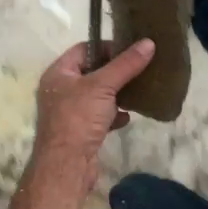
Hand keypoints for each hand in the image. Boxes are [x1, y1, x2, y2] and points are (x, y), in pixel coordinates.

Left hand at [27, 40, 154, 187]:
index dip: (106, 47)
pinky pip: (100, 116)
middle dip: (115, 72)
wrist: (66, 166)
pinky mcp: (80, 131)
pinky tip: (127, 117)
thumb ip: (126, 64)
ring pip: (97, 96)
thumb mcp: (103, 86)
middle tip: (138, 69)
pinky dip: (113, 115)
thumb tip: (149, 42)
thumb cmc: (79, 118)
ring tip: (137, 91)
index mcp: (58, 73)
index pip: (83, 49)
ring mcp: (70, 112)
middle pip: (92, 72)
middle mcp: (60, 90)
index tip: (130, 50)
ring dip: (116, 94)